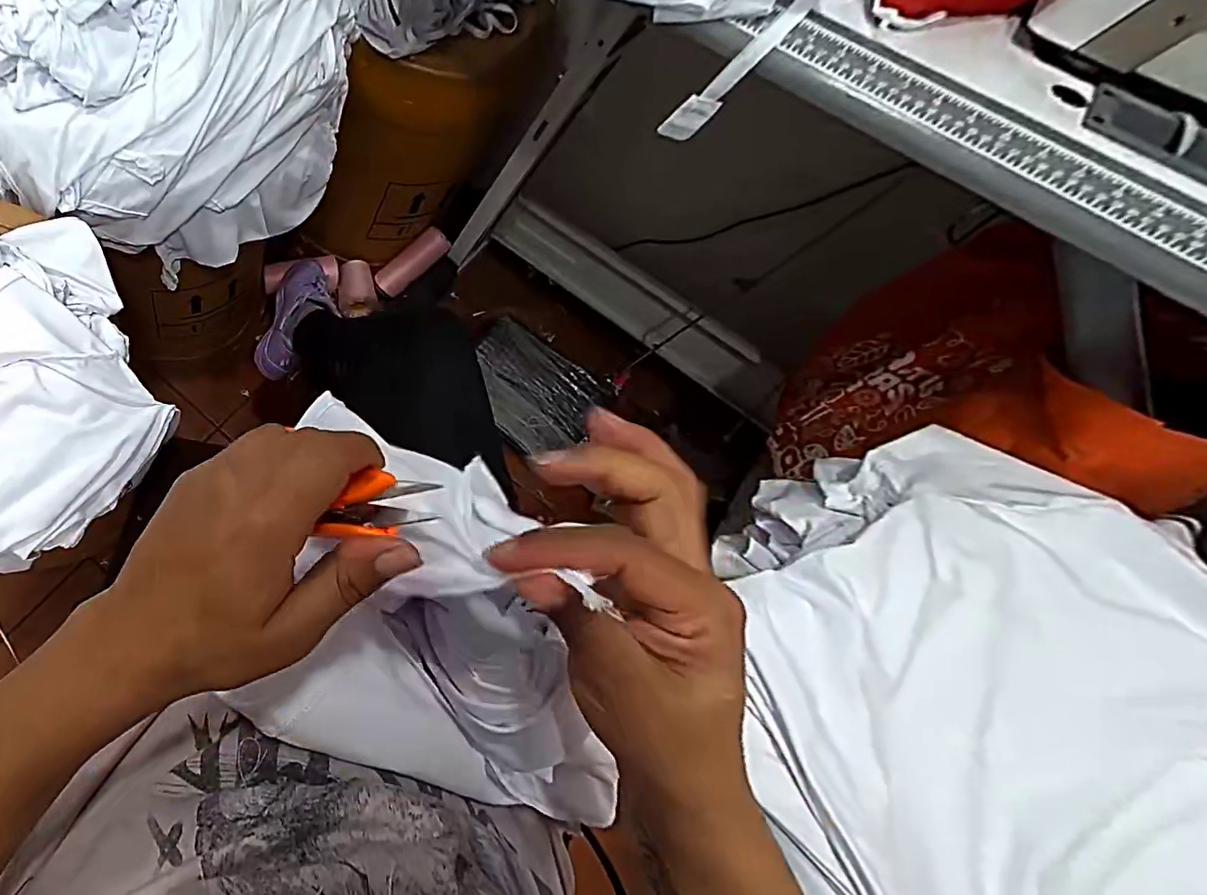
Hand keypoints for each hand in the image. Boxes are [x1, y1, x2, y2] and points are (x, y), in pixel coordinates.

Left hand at [101, 424, 422, 699]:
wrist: (131, 637)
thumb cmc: (215, 640)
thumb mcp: (293, 629)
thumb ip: (351, 580)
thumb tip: (405, 549)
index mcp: (271, 514)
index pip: (335, 452)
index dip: (367, 463)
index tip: (371, 501)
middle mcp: (243, 477)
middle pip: (314, 438)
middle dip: (342, 463)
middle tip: (341, 514)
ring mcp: (215, 470)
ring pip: (283, 435)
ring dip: (310, 458)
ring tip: (307, 507)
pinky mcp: (197, 473)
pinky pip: (251, 446)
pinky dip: (277, 459)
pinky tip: (268, 504)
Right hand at [488, 410, 791, 894]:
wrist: (690, 782)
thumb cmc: (662, 741)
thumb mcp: (612, 683)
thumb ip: (573, 616)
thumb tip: (527, 573)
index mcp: (697, 602)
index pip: (620, 548)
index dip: (557, 544)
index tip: (506, 554)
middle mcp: (700, 576)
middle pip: (668, 491)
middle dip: (615, 457)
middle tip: (559, 449)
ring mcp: (686, 575)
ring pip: (667, 494)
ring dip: (628, 455)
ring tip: (593, 424)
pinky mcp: (664, 581)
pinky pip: (644, 521)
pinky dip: (617, 491)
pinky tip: (590, 478)